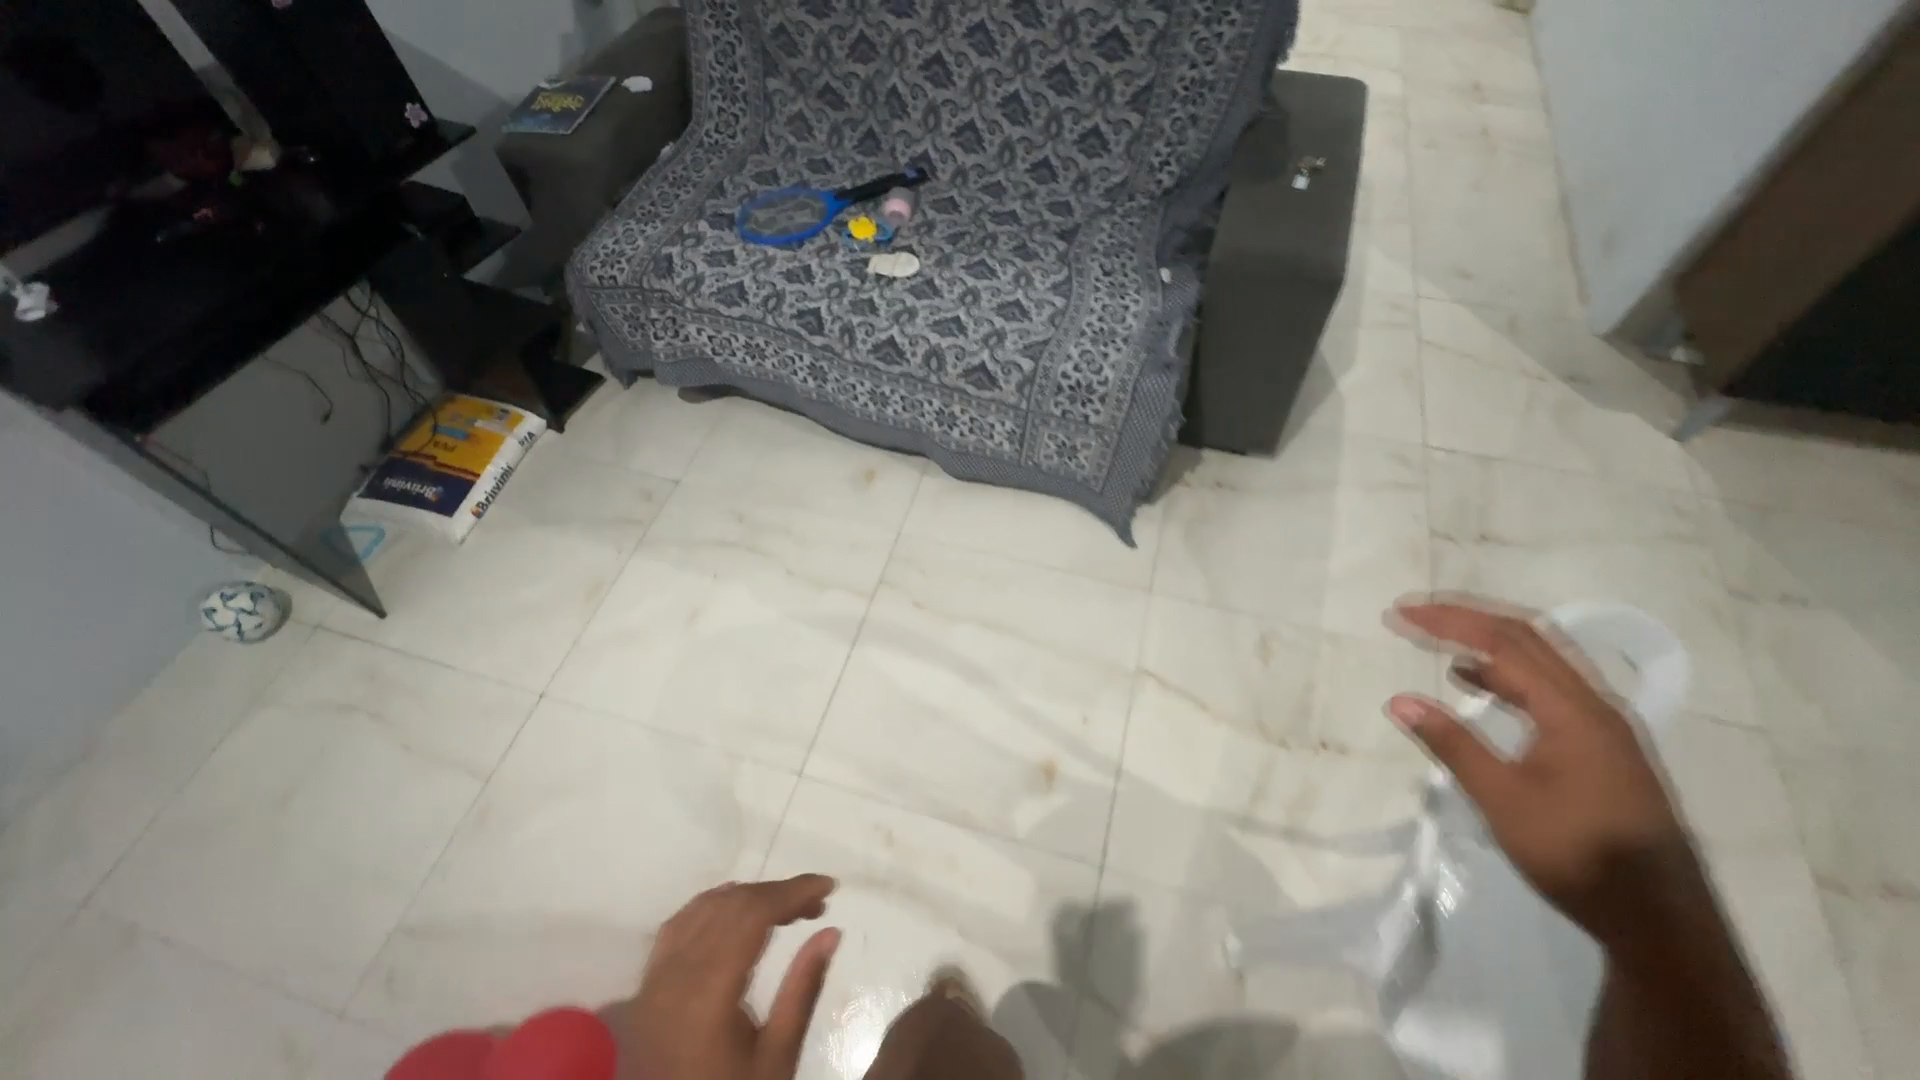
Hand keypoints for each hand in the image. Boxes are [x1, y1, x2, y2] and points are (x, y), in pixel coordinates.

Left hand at [623, 875, 841, 1079]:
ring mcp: (654, 979)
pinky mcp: (645, 986)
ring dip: (747, 897)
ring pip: (703, 908)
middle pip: (730, 905)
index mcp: (708, 993)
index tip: (828, 887)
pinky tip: (733, 914)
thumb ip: (802, 990)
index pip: (753, 915)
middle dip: (777, 893)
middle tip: (816, 904)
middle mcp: (676, 974)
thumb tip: (830, 933)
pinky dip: (712, 907)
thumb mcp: (776, 1059)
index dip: (792, 892)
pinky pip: (679, 925)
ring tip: (784, 908)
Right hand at [1384, 599, 1699, 943]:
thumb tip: (1399, 700)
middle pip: (1528, 638)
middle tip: (1414, 613)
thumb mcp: (1503, 799)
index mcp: (1573, 709)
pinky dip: (1505, 676)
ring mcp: (1602, 727)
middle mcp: (1594, 705)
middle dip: (1467, 619)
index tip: (1399, 614)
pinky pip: (1548, 690)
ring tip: (1436, 640)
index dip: (1448, 622)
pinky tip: (1476, 684)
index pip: (1503, 643)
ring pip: (1541, 662)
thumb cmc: (1576, 854)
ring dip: (1487, 644)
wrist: (1659, 918)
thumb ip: (1452, 744)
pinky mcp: (1600, 748)